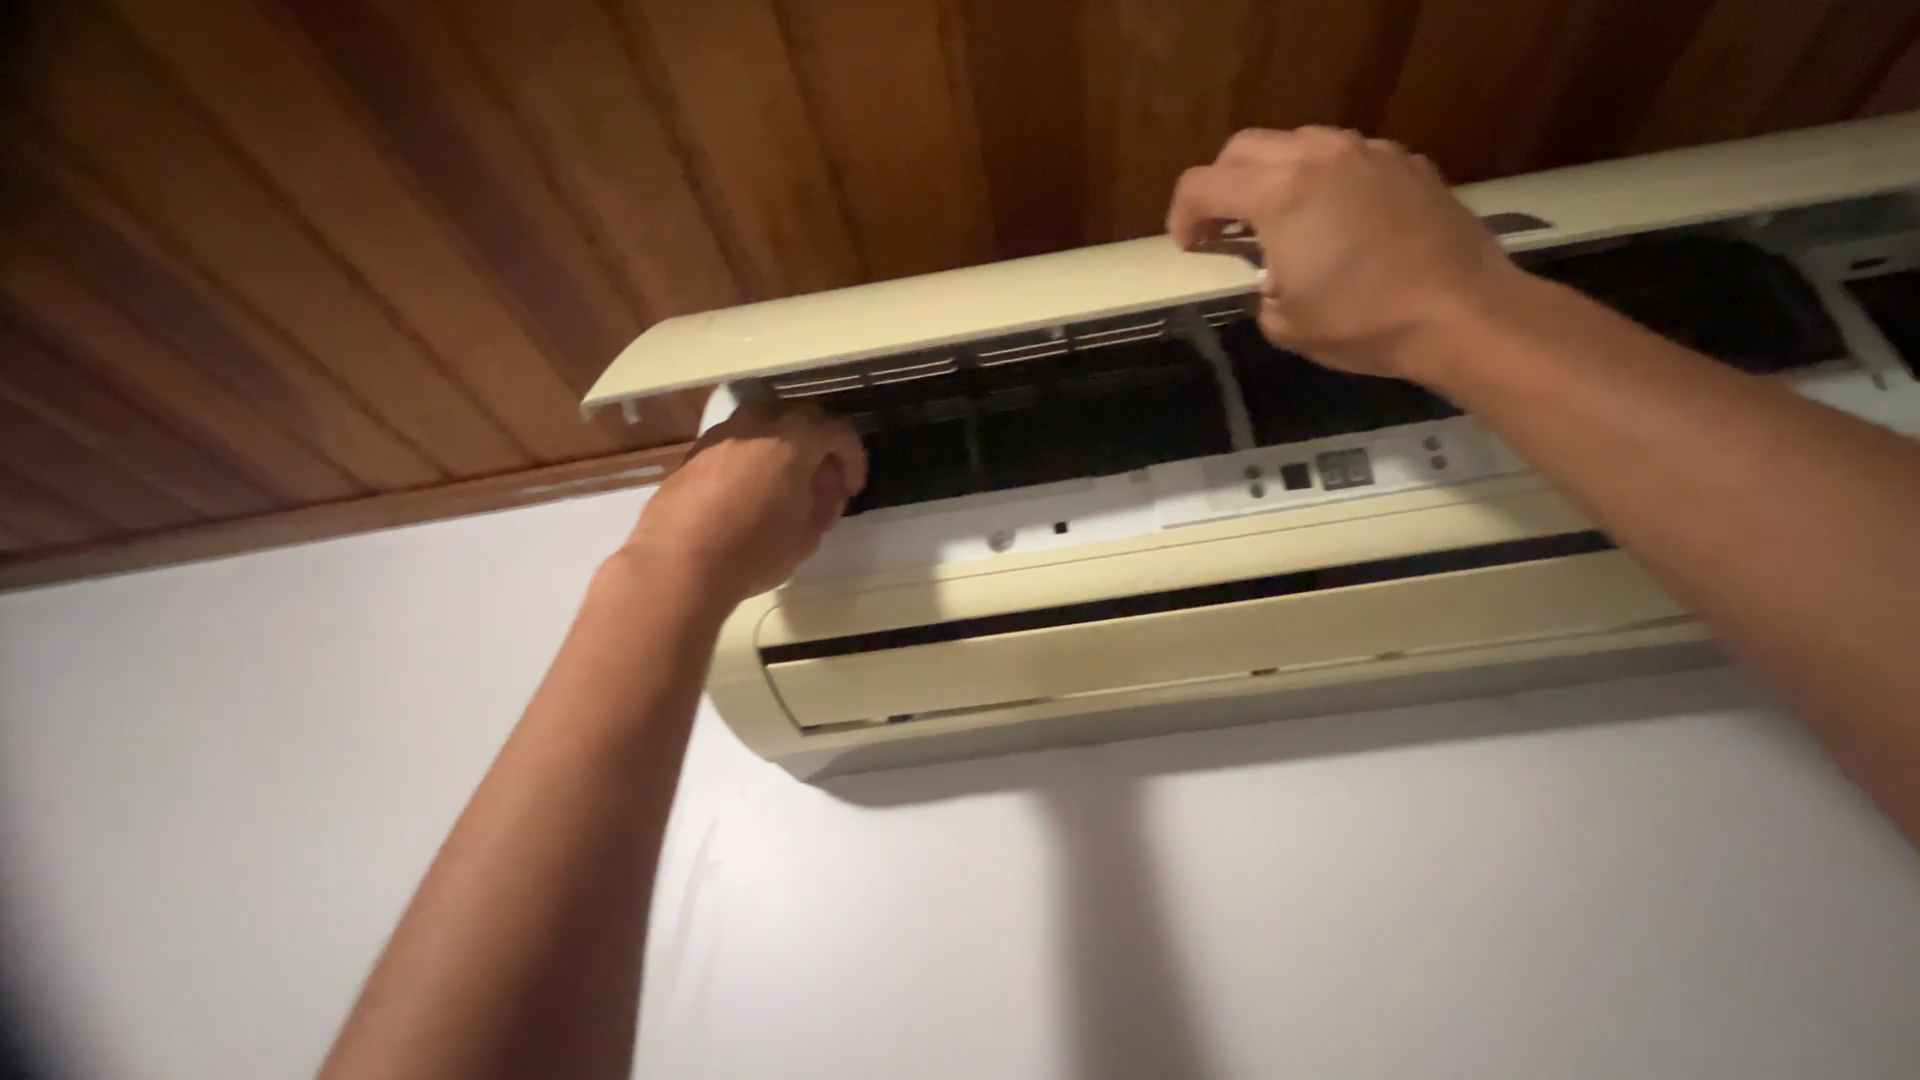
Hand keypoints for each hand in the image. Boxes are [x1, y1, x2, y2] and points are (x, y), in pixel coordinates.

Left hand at [618, 403, 867, 609]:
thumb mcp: (807, 536)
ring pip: (762, 426)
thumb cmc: (753, 553)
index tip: (852, 487)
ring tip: (783, 485)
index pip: (838, 431)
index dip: (853, 458)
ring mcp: (719, 436)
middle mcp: (756, 426)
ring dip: (781, 448)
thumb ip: (825, 504)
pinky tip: (747, 494)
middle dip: (818, 445)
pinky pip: (734, 445)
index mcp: (793, 441)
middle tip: (822, 480)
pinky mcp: (692, 455)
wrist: (677, 565)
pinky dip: (750, 460)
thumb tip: (827, 488)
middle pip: (799, 418)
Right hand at [1167, 126, 1522, 378]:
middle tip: (1222, 228)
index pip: (1202, 184)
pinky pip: (1346, 156)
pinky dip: (1323, 179)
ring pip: (1297, 142)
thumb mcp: (1285, 323)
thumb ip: (1259, 288)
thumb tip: (1270, 278)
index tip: (1188, 246)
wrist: (1461, 312)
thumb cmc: (1363, 322)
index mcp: (1278, 194)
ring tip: (1278, 219)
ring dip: (1272, 175)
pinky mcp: (1405, 162)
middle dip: (1220, 185)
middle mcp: (1319, 157)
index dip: (1181, 216)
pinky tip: (1334, 219)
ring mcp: (1368, 153)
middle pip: (1243, 148)